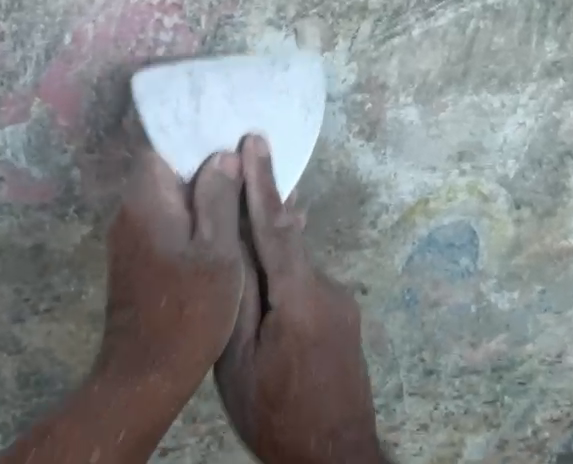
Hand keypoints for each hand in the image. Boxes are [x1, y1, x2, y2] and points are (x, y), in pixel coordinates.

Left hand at [94, 149, 245, 399]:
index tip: (230, 136)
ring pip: (171, 201)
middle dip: (208, 168)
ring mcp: (130, 236)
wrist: (144, 375)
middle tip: (250, 168)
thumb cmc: (188, 311)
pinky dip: (194, 222)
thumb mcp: (217, 252)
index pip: (164, 145)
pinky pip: (167, 225)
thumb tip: (223, 156)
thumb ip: (219, 199)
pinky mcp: (136, 260)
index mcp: (146, 198)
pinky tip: (228, 233)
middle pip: (169, 172)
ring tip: (248, 198)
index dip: (197, 137)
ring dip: (204, 198)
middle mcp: (130, 209)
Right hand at [215, 136, 384, 463]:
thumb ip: (239, 295)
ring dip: (265, 246)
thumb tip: (235, 240)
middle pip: (284, 238)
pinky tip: (260, 282)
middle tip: (231, 168)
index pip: (275, 225)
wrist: (336, 459)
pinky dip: (279, 269)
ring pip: (292, 261)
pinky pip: (303, 279)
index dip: (261, 180)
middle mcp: (327, 288)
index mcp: (299, 296)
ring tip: (234, 231)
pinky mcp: (342, 316)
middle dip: (255, 207)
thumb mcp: (238, 360)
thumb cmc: (275, 412)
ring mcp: (340, 302)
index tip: (253, 140)